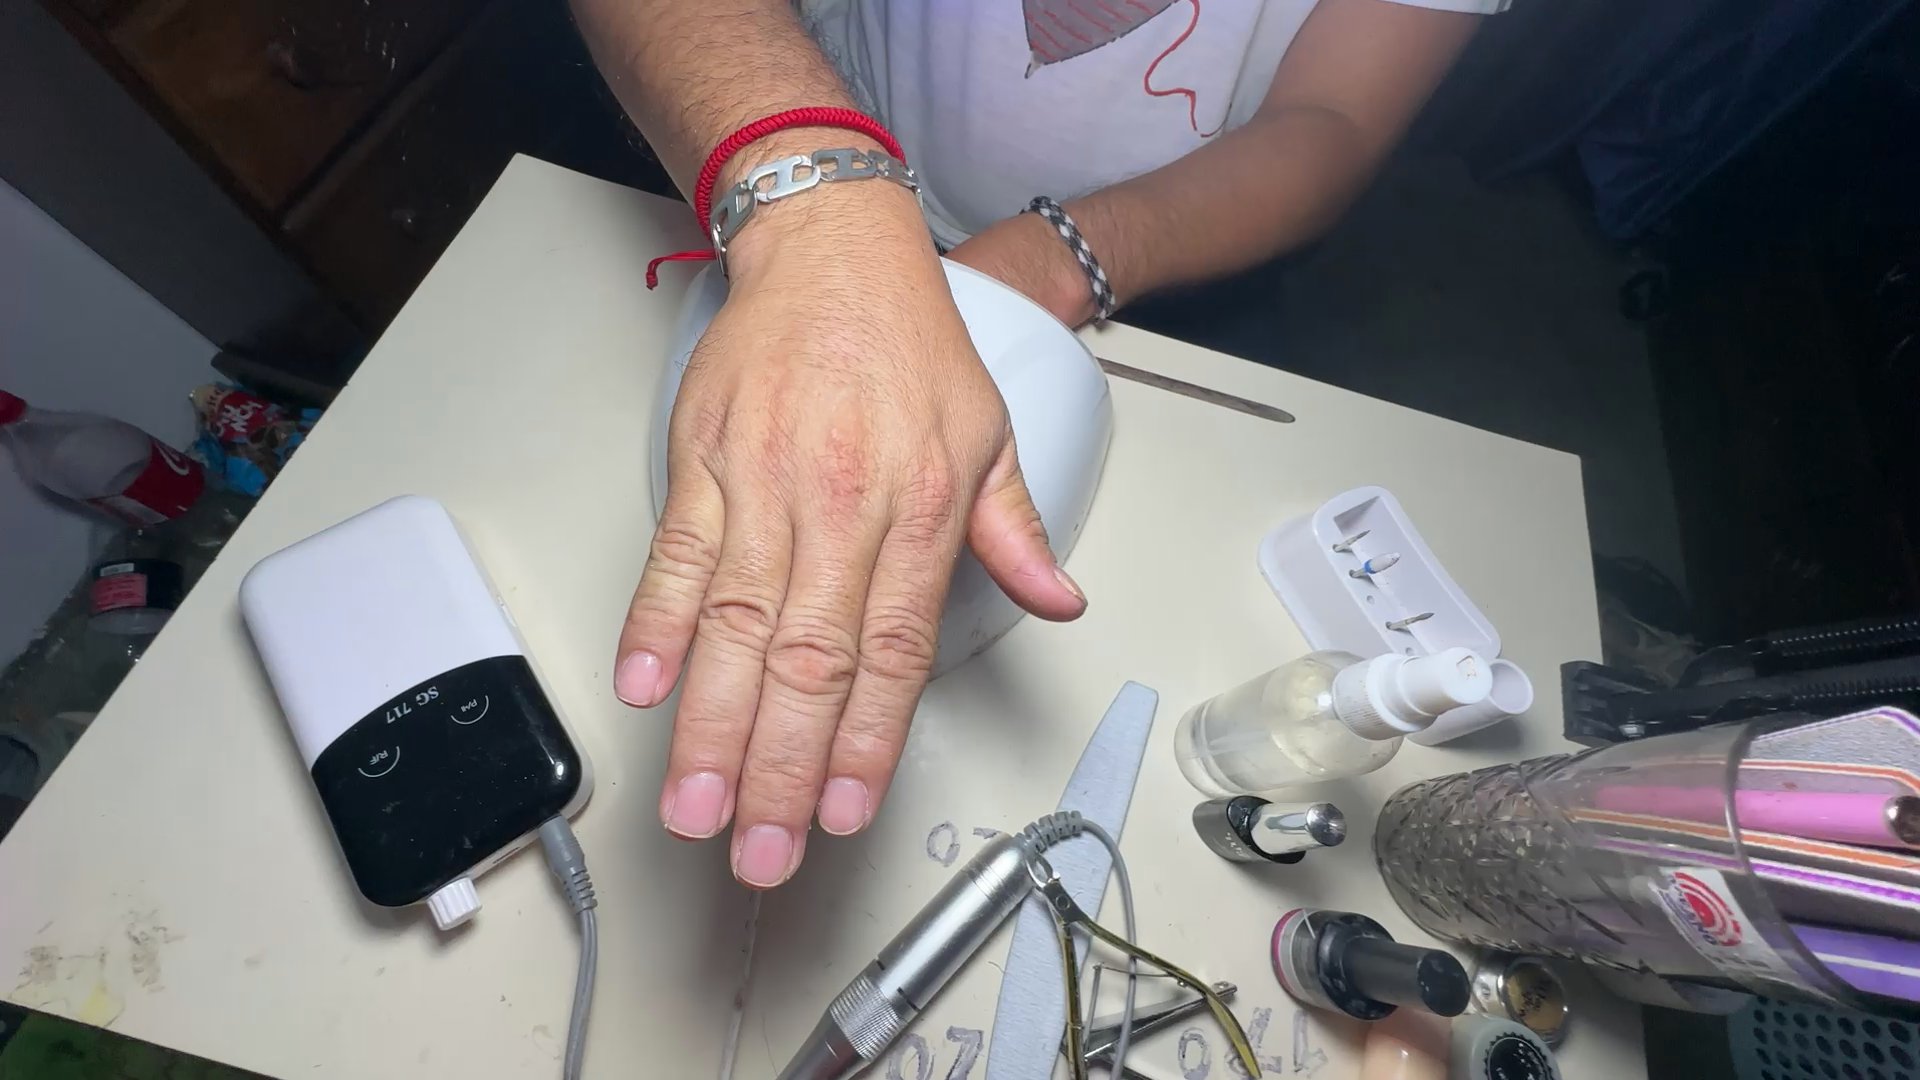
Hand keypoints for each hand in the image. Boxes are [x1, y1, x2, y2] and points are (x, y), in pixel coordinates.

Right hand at [617, 185, 1087, 888]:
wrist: (836, 257)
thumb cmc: (914, 349)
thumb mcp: (991, 437)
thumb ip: (1018, 534)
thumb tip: (1058, 603)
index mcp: (921, 509)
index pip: (893, 652)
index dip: (867, 742)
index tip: (844, 811)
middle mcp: (840, 505)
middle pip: (807, 659)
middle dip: (778, 766)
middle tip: (759, 849)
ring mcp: (763, 482)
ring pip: (732, 623)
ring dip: (709, 723)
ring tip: (694, 806)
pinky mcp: (703, 458)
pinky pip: (674, 551)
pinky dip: (654, 620)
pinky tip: (644, 688)